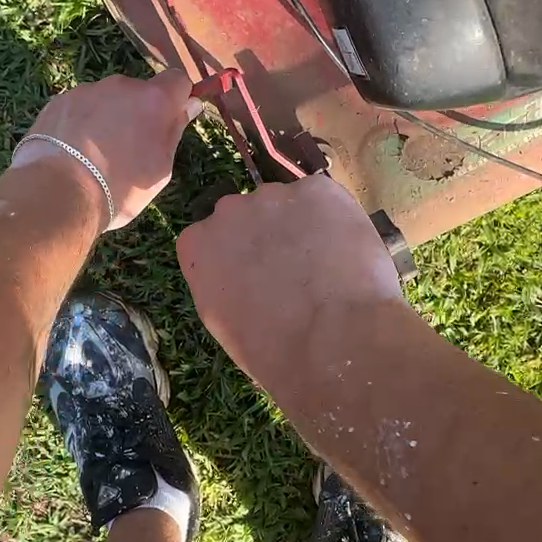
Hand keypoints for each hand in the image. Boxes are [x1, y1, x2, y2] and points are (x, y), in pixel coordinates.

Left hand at [12, 71, 198, 229]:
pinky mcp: (57, 102)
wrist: (57, 193)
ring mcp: (85, 91)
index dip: (178, 98)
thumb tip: (189, 105)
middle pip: (139, 92)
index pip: (178, 80)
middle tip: (131, 150)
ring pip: (107, 100)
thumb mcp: (159, 170)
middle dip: (140, 113)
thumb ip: (174, 132)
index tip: (172, 121)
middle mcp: (120, 86)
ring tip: (96, 156)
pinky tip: (74, 153)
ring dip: (108, 119)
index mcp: (153, 100)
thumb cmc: (119, 188)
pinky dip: (81, 125)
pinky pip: (79, 109)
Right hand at [177, 174, 408, 398]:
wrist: (332, 342)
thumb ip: (222, 284)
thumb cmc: (273, 351)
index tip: (254, 279)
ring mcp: (273, 196)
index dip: (237, 258)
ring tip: (325, 266)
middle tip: (292, 273)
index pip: (209, 239)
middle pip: (246, 216)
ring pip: (287, 206)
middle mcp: (228, 211)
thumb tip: (244, 277)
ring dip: (300, 227)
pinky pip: (324, 201)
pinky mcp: (318, 190)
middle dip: (265, 238)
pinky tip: (345, 253)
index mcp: (196, 245)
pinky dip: (334, 220)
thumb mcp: (225, 323)